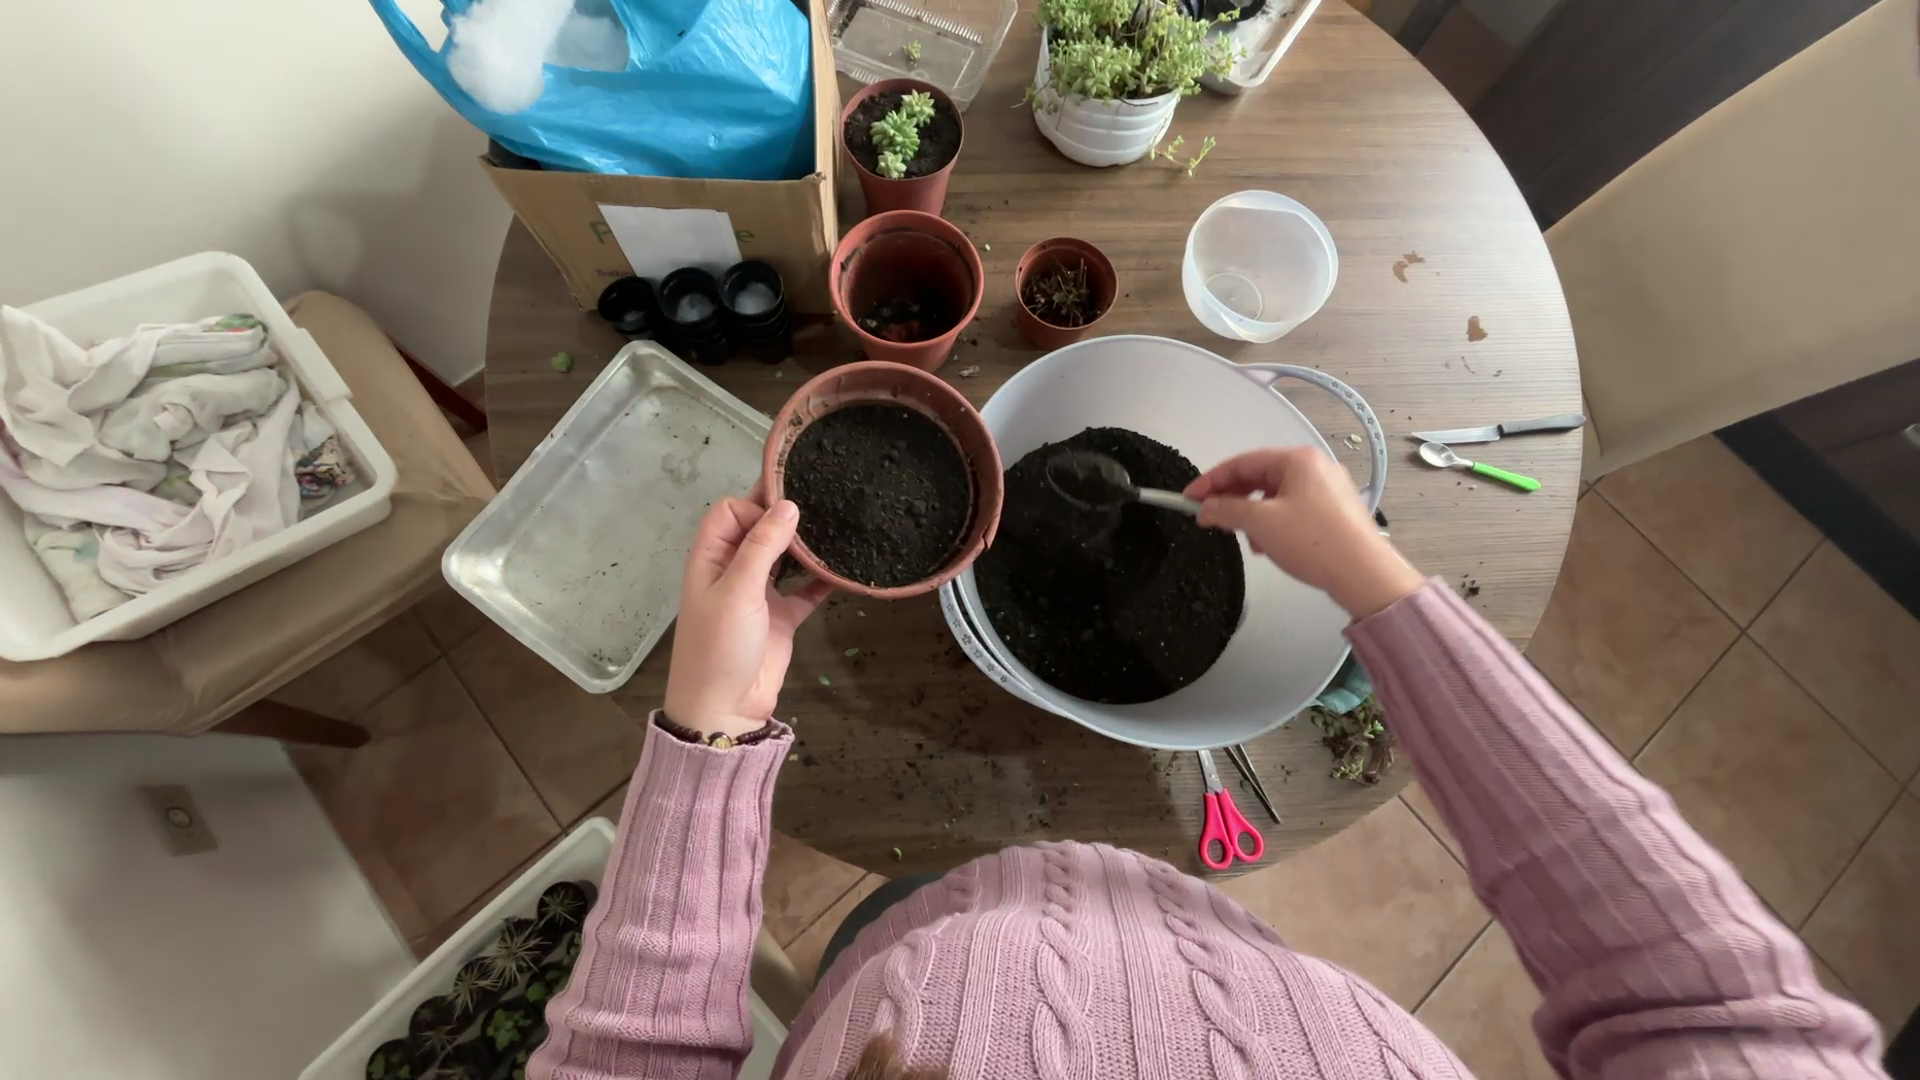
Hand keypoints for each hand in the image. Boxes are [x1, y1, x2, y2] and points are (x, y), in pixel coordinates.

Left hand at [664, 497, 832, 736]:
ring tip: (837, 526)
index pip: (729, 512)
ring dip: (804, 545)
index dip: (754, 505)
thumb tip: (789, 505)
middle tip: (822, 501)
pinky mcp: (782, 616)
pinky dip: (821, 580)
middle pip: (757, 529)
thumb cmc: (719, 646)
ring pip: (783, 557)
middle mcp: (734, 571)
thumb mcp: (737, 591)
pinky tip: (844, 569)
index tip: (786, 511)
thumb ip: (762, 547)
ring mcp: (759, 594)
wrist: (725, 709)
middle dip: (783, 515)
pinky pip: (805, 591)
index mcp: (711, 559)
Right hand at [1184, 446, 1423, 617]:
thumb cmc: (1312, 541)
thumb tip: (1204, 507)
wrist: (1364, 574)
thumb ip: (1226, 509)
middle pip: (1257, 477)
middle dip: (1230, 498)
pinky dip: (1271, 522)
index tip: (1188, 498)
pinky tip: (1265, 543)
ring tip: (1240, 535)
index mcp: (1297, 460)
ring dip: (1249, 513)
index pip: (1241, 463)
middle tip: (1207, 518)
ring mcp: (1326, 488)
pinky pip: (1290, 508)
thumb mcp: (1260, 523)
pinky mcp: (1333, 510)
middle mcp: (1314, 467)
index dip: (1210, 481)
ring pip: (1273, 494)